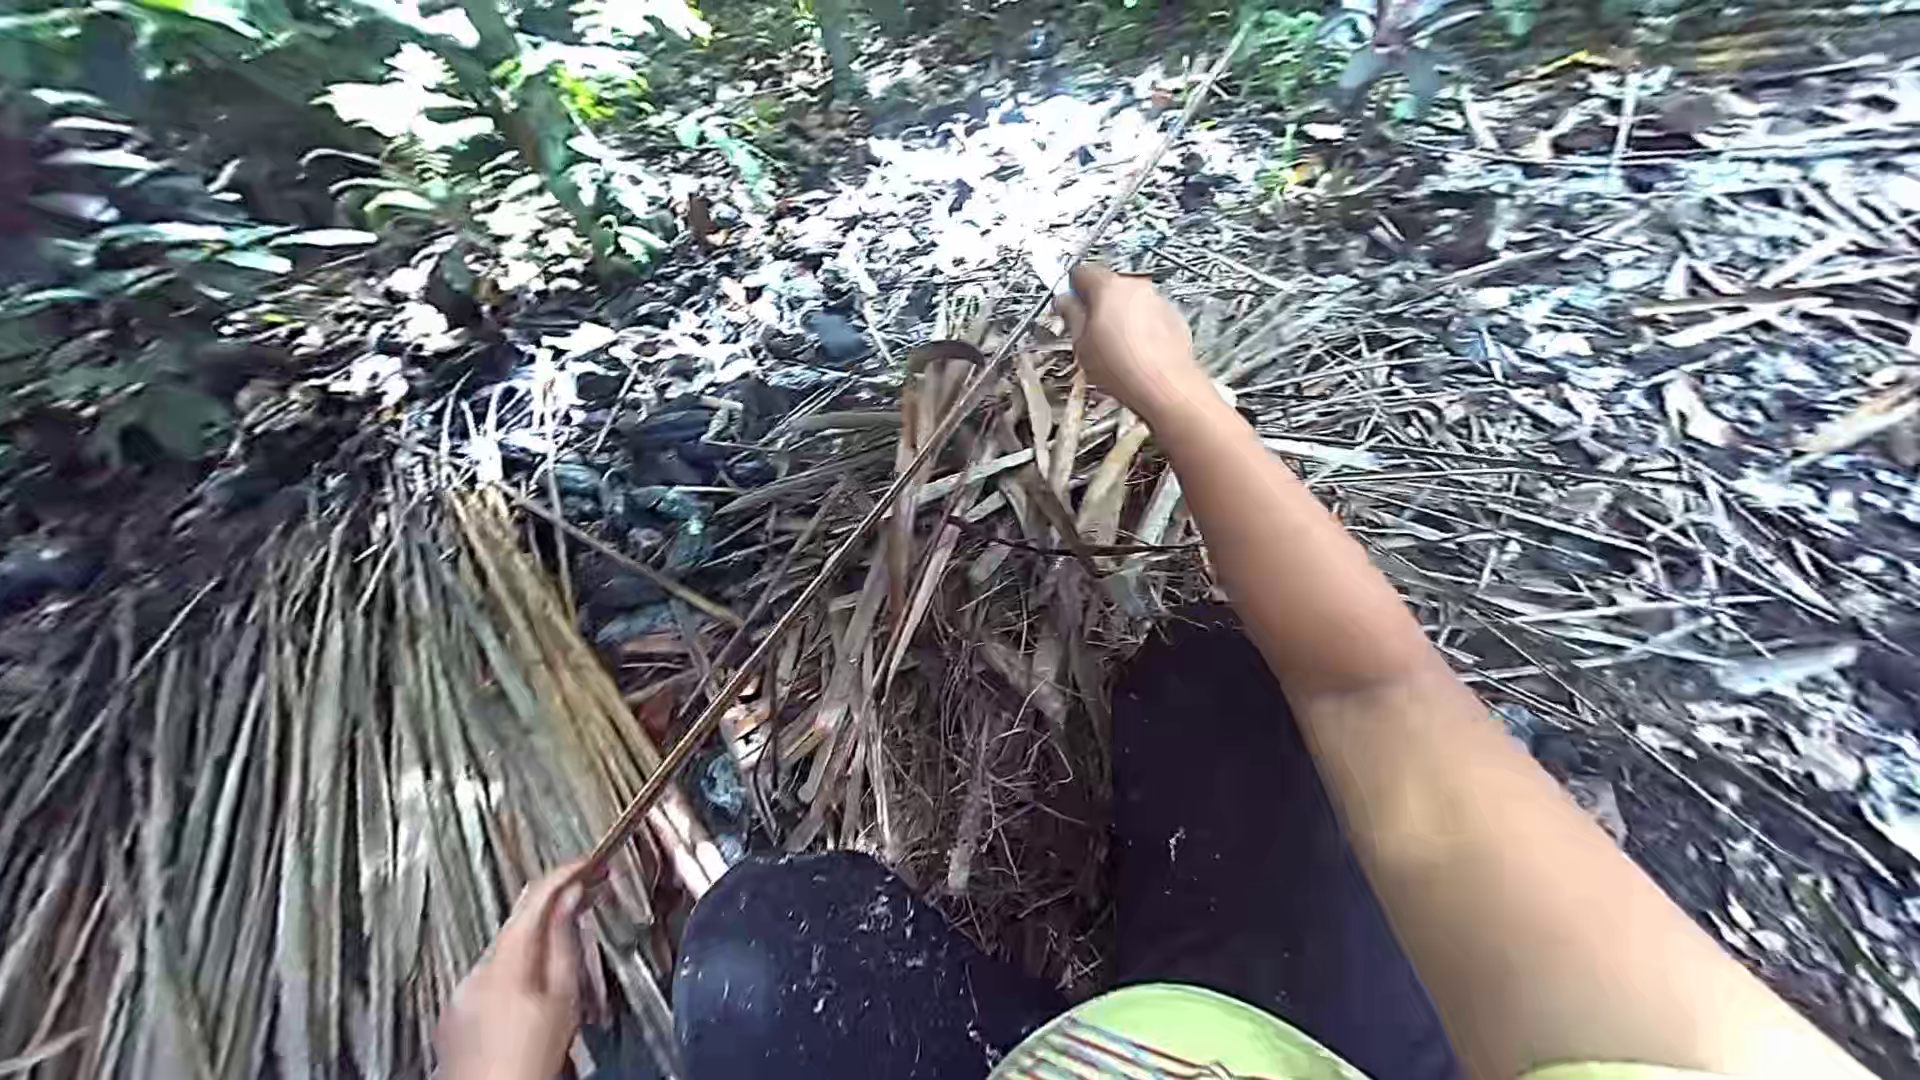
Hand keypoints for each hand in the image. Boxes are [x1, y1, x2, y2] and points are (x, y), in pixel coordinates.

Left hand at [435, 862, 588, 1079]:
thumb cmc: (529, 1063)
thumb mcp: (564, 993)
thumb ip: (566, 938)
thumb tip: (572, 897)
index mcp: (503, 964)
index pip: (536, 896)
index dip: (566, 873)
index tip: (589, 864)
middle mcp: (474, 975)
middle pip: (520, 920)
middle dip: (557, 902)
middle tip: (591, 888)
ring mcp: (460, 998)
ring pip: (507, 947)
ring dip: (540, 934)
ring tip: (573, 931)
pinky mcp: (455, 1017)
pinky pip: (492, 974)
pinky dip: (520, 963)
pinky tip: (541, 974)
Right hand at [1054, 265, 1215, 423]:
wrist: (1164, 385)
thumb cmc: (1118, 366)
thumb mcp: (1081, 344)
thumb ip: (1071, 316)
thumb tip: (1064, 301)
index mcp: (1107, 287)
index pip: (1082, 273)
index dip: (1071, 290)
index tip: (1068, 309)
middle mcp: (1135, 285)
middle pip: (1108, 286)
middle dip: (1097, 305)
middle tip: (1089, 335)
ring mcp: (1157, 299)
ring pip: (1130, 301)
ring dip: (1119, 317)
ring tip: (1114, 349)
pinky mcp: (1173, 316)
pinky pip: (1149, 315)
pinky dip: (1140, 327)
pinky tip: (1135, 353)